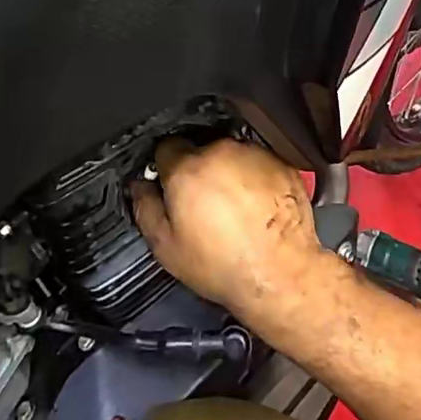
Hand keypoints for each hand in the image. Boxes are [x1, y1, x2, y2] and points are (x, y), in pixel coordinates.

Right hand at [130, 138, 332, 324]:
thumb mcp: (167, 246)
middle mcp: (223, 152)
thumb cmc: (224, 264)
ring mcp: (255, 154)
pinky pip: (260, 163)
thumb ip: (146, 208)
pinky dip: (255, 178)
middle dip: (199, 171)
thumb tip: (139, 188)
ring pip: (232, 155)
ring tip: (233, 210)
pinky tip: (255, 207)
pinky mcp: (281, 162)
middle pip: (201, 150)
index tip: (168, 182)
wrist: (279, 272)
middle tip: (202, 205)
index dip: (164, 166)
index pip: (167, 147)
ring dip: (228, 173)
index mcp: (189, 169)